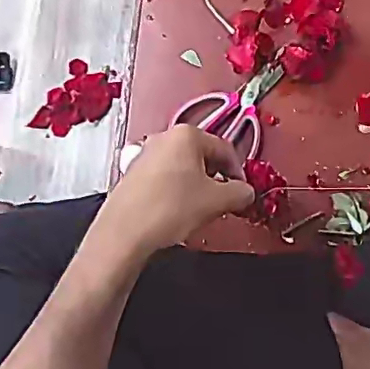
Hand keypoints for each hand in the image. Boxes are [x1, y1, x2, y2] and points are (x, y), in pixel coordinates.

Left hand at [93, 125, 257, 258]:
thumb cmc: (171, 209)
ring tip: (199, 209)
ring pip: (183, 167)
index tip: (242, 191)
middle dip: (217, 179)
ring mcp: (145, 154)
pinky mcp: (132, 173)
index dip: (239, 172)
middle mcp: (164, 137)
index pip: (225, 150)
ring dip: (197, 186)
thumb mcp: (218, 201)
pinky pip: (165, 177)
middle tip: (223, 201)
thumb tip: (246, 192)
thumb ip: (241, 192)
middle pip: (203, 156)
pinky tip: (176, 211)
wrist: (123, 234)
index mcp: (187, 135)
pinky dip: (176, 190)